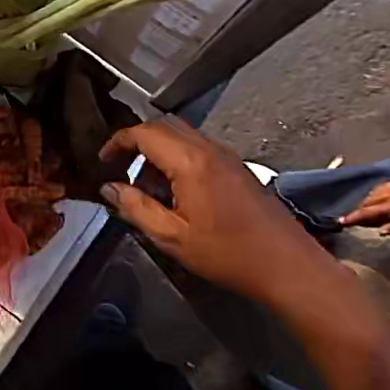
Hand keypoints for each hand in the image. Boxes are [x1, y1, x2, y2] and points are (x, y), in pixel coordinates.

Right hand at [100, 117, 330, 302]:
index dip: (118, 142)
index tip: (103, 160)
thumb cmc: (228, 253)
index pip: (144, 133)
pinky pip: (198, 148)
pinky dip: (177, 158)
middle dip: (136, 142)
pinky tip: (175, 191)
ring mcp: (226, 156)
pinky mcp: (236, 167)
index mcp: (190, 161)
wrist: (286, 263)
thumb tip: (109, 189)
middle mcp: (208, 149)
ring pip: (182, 135)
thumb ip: (136, 208)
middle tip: (120, 169)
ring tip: (145, 185)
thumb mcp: (172, 237)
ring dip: (158, 150)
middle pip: (163, 126)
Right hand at [339, 175, 389, 233]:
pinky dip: (376, 193)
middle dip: (360, 209)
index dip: (355, 217)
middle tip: (354, 218)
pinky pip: (383, 186)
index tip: (343, 221)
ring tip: (365, 209)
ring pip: (375, 192)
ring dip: (367, 200)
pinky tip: (379, 198)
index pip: (369, 211)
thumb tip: (381, 231)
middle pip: (369, 200)